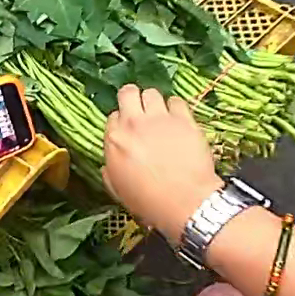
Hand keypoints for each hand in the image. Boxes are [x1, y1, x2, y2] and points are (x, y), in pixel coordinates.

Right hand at [103, 85, 222, 246]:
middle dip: (132, 98)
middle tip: (139, 109)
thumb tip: (109, 164)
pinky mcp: (184, 119)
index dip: (121, 123)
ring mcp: (159, 119)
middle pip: (128, 93)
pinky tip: (178, 119)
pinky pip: (176, 101)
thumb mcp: (117, 189)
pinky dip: (175, 108)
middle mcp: (133, 123)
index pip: (113, 117)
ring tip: (160, 115)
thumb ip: (110, 169)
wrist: (185, 202)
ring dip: (154, 102)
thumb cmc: (149, 201)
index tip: (128, 131)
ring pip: (151, 93)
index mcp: (114, 139)